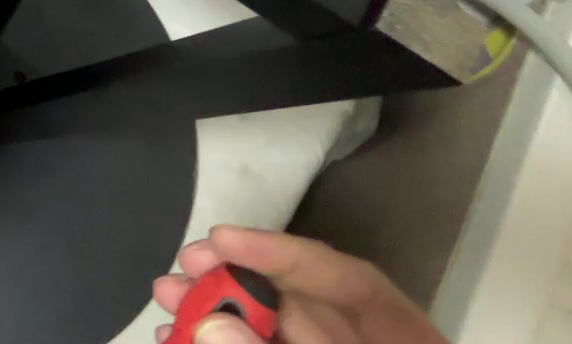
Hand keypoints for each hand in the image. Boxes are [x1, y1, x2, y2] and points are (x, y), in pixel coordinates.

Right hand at [152, 227, 447, 343]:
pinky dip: (218, 342)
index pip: (352, 279)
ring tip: (164, 297)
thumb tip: (209, 321)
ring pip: (271, 327)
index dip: (282, 252)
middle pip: (302, 301)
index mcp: (407, 341)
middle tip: (182, 265)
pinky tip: (177, 337)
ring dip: (214, 309)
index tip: (221, 237)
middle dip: (234, 280)